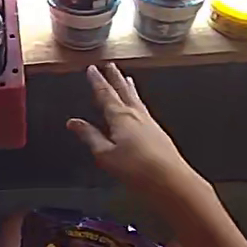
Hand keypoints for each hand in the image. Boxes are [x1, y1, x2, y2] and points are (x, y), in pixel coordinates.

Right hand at [67, 64, 205, 201]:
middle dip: (114, 77)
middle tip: (110, 65)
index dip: (97, 81)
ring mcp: (150, 123)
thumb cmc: (137, 169)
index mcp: (121, 117)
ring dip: (128, 87)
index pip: (105, 94)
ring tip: (126, 79)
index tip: (92, 69)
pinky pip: (144, 109)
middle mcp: (136, 115)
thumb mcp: (105, 154)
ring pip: (136, 99)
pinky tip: (139, 106)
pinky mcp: (158, 133)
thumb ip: (89, 136)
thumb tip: (74, 122)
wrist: (172, 181)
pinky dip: (137, 101)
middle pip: (124, 91)